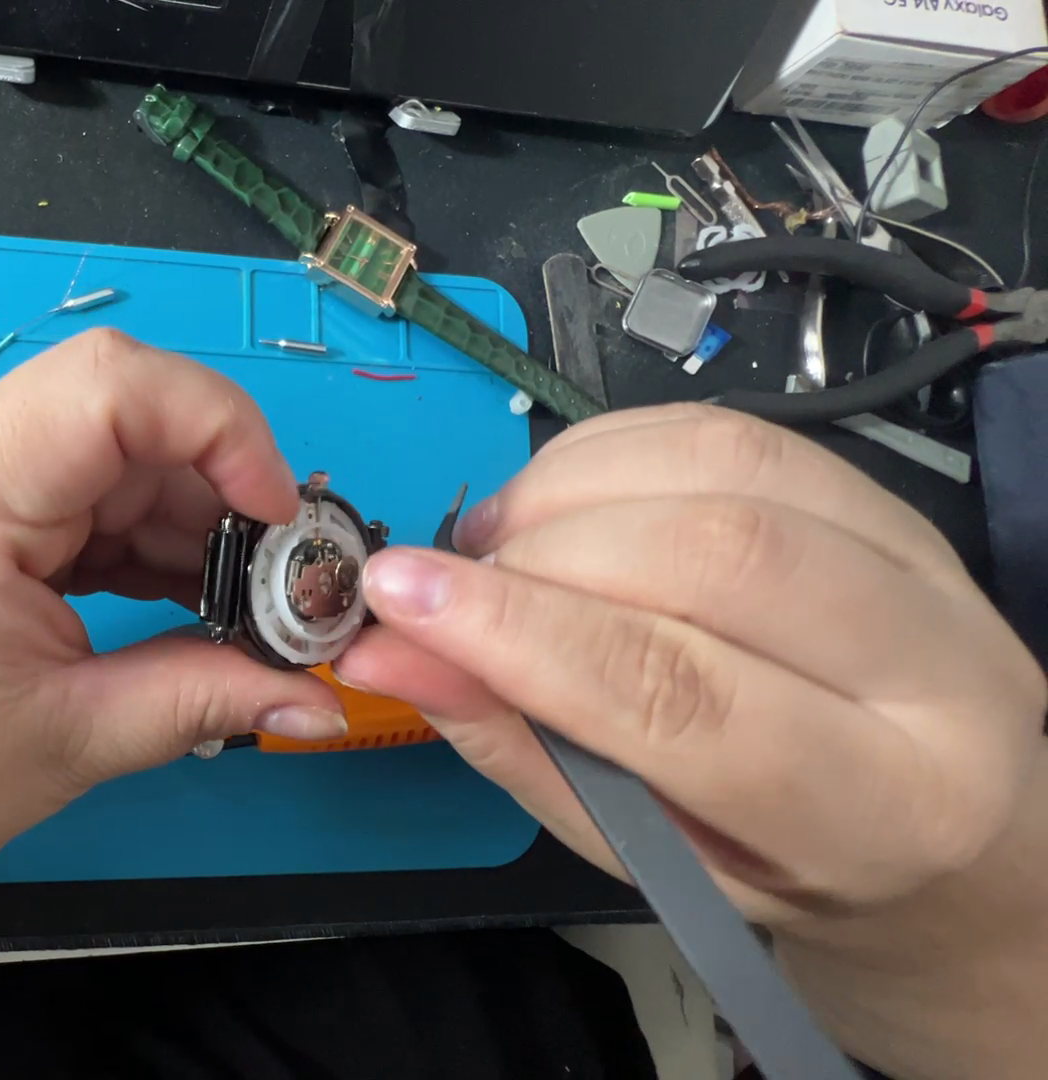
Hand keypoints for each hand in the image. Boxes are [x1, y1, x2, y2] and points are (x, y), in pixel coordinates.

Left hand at [0, 329, 344, 908]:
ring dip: (182, 526)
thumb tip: (320, 702)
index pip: (106, 387)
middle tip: (274, 583)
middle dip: (215, 493)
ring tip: (233, 607)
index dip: (218, 425)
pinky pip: (71, 501)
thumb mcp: (66, 743)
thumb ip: (204, 701)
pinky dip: (135, 544)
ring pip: (105, 463)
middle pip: (117, 422)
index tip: (277, 514)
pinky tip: (176, 598)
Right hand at [334, 405, 1045, 924]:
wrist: (934, 815)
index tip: (397, 590)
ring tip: (499, 545)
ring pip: (716, 464)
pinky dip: (593, 453)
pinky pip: (715, 429)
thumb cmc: (753, 846)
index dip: (517, 629)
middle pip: (709, 554)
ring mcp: (919, 562)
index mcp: (869, 805)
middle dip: (535, 555)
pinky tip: (553, 506)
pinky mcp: (876, 495)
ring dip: (557, 492)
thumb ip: (499, 733)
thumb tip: (378, 653)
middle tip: (451, 583)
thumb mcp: (617, 831)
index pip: (675, 691)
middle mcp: (933, 671)